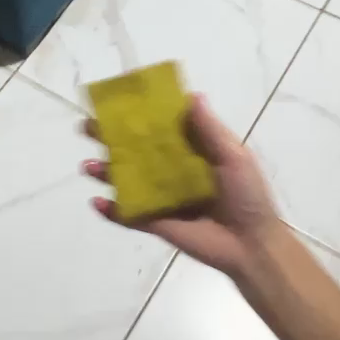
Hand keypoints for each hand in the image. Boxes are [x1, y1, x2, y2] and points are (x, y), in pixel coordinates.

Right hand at [81, 94, 289, 279]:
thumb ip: (210, 130)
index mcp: (188, 150)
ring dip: (104, 172)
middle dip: (108, 139)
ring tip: (88, 167)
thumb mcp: (233, 156)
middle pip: (133, 151)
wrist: (252, 245)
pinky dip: (111, 210)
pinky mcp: (155, 223)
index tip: (115, 102)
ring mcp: (159, 197)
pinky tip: (97, 203)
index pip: (158, 127)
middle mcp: (169, 170)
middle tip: (87, 128)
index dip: (137, 115)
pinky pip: (128, 215)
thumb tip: (192, 94)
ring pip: (125, 181)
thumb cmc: (247, 195)